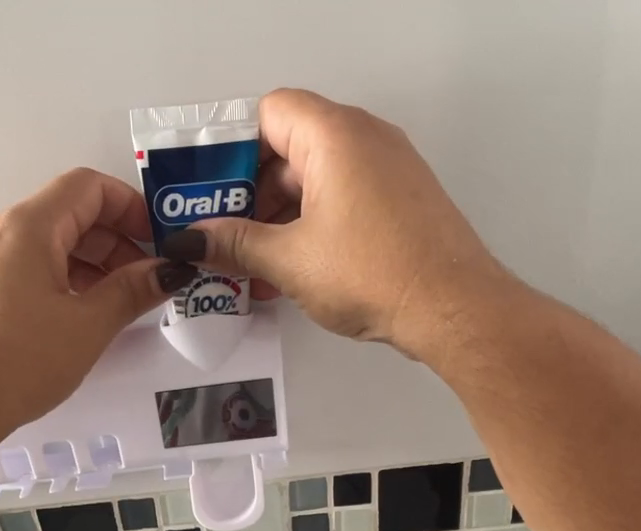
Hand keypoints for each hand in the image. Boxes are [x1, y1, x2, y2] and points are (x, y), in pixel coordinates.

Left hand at [0, 168, 196, 433]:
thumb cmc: (20, 361)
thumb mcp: (87, 327)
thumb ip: (131, 291)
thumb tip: (168, 270)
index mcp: (29, 227)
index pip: (88, 187)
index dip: (131, 207)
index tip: (158, 244)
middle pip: (67, 214)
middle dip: (114, 242)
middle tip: (144, 283)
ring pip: (45, 246)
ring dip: (88, 266)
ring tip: (114, 307)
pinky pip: (23, 271)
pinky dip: (58, 283)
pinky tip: (73, 322)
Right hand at [160, 89, 514, 361]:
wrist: (451, 307)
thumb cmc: (372, 273)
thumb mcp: (289, 261)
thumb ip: (236, 245)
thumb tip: (190, 241)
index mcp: (334, 135)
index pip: (269, 114)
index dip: (233, 150)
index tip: (210, 195)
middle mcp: (363, 139)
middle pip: (287, 149)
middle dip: (250, 196)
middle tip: (223, 239)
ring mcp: (385, 169)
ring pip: (313, 180)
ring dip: (277, 220)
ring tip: (252, 268)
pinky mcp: (397, 201)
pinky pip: (339, 200)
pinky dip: (309, 227)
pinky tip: (289, 272)